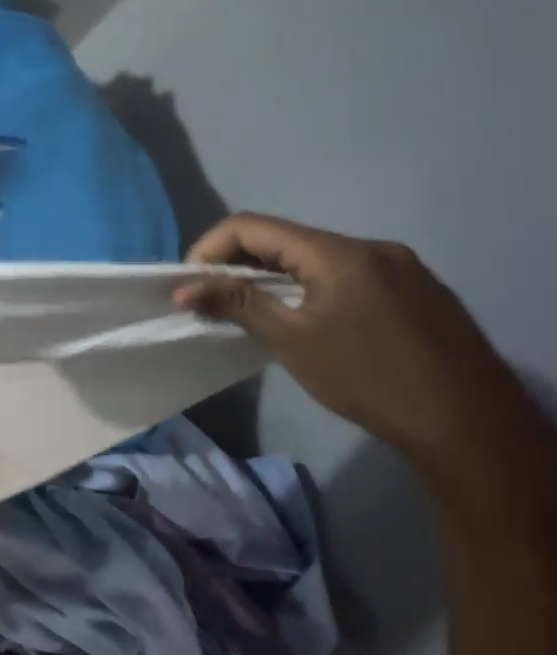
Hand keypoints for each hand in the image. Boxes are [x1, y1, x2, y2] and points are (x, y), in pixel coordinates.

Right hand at [174, 214, 524, 464]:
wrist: (472, 427)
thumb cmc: (369, 378)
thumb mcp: (291, 340)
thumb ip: (235, 304)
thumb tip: (181, 288)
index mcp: (338, 253)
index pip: (250, 226)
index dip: (208, 250)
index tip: (192, 287)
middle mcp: (372, 248)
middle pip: (284, 238)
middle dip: (238, 264)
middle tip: (214, 301)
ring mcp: (402, 269)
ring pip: (315, 257)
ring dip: (274, 277)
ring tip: (256, 313)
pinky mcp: (417, 292)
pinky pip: (347, 274)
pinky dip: (311, 287)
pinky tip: (309, 321)